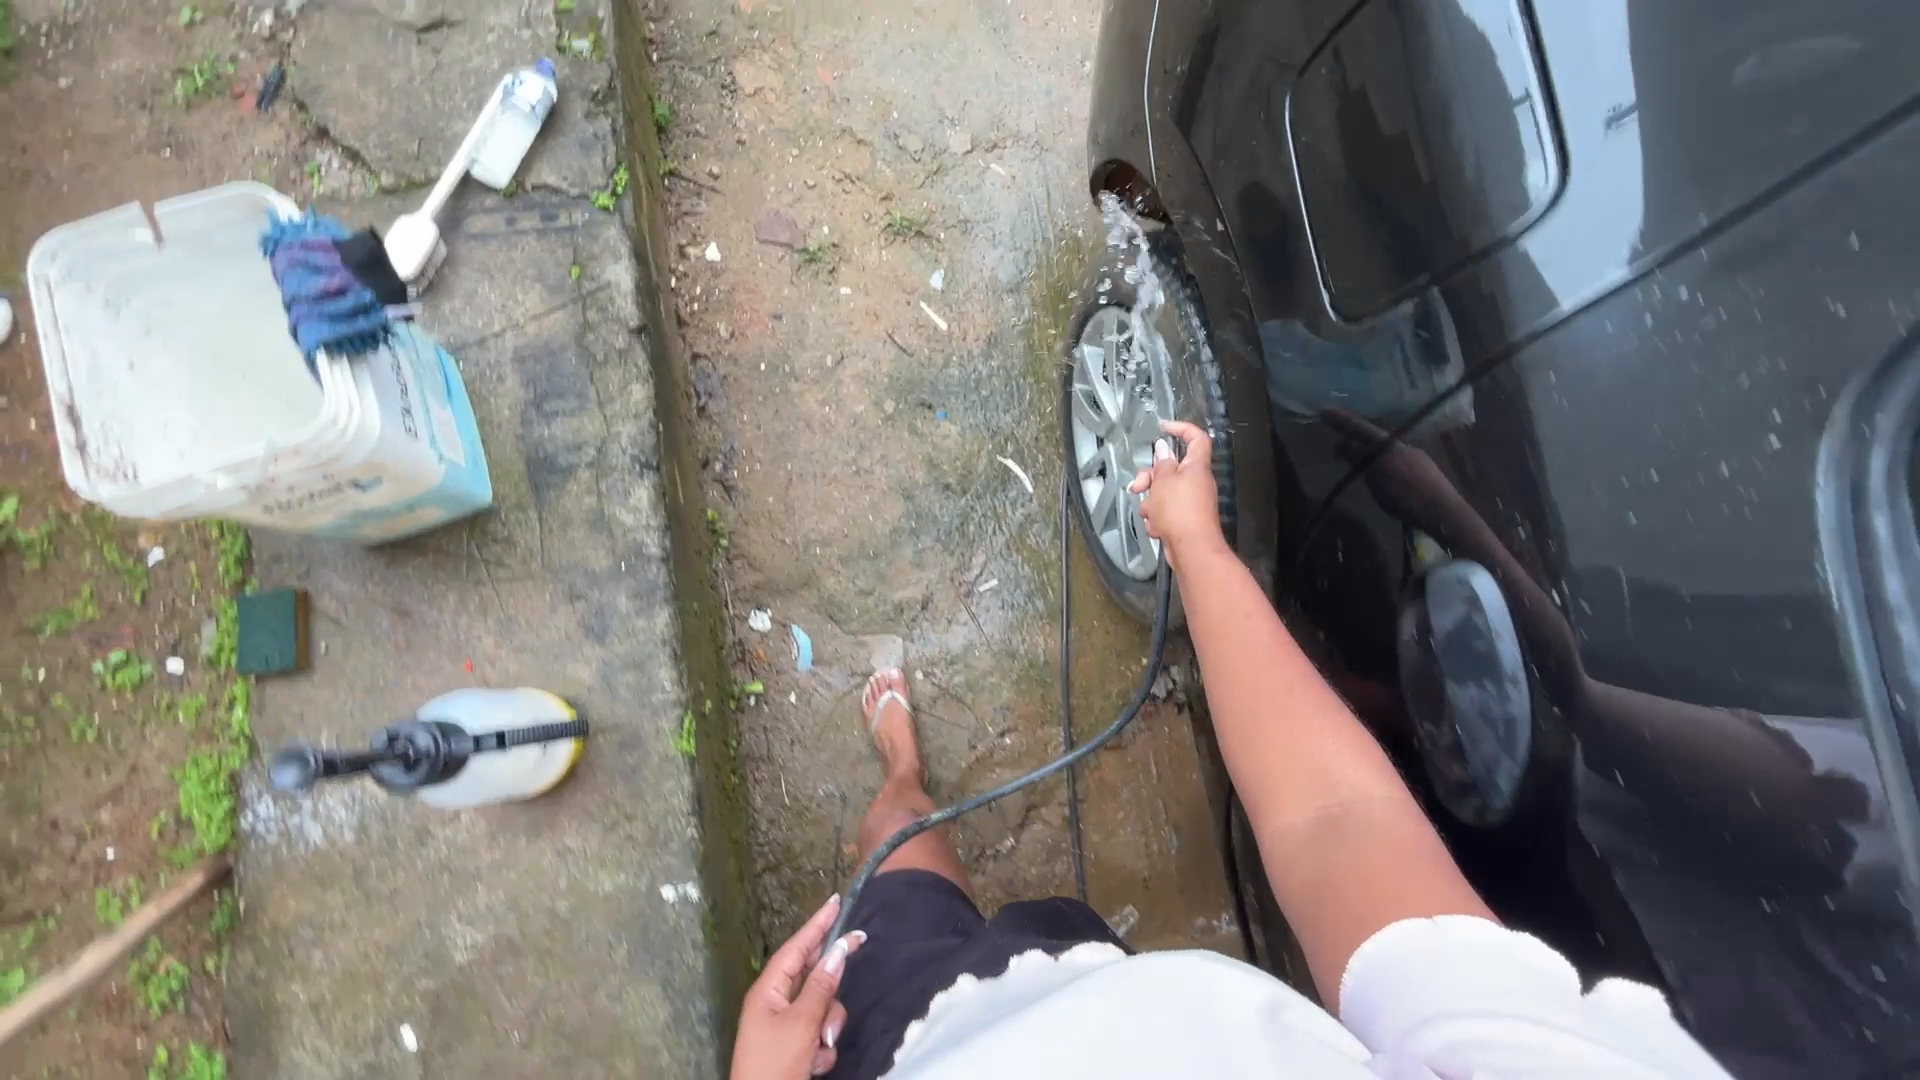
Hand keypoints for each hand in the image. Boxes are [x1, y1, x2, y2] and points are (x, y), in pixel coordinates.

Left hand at [731, 894, 866, 1079]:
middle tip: (859, 947)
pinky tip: (816, 1064)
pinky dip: (821, 1047)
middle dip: (830, 987)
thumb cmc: (775, 1066)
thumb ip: (822, 987)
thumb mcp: (802, 1025)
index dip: (818, 923)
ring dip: (828, 1025)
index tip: (836, 901)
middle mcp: (775, 1002)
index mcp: (768, 990)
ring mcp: (783, 1026)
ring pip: (820, 1006)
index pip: (798, 947)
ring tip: (822, 1047)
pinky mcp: (793, 1048)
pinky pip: (818, 1032)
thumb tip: (839, 951)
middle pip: (813, 976)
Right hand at [1128, 420, 1225, 567]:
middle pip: (1170, 469)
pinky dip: (1158, 518)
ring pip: (1164, 492)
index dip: (1181, 428)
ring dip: (1151, 501)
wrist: (1192, 549)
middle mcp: (1196, 482)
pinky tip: (1156, 527)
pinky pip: (1166, 511)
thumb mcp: (1163, 482)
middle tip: (1138, 486)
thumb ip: (1161, 464)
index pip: (1196, 438)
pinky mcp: (1184, 519)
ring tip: (1148, 513)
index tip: (1162, 428)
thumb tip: (1163, 449)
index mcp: (1196, 467)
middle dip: (1150, 477)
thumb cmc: (1179, 511)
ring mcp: (1191, 502)